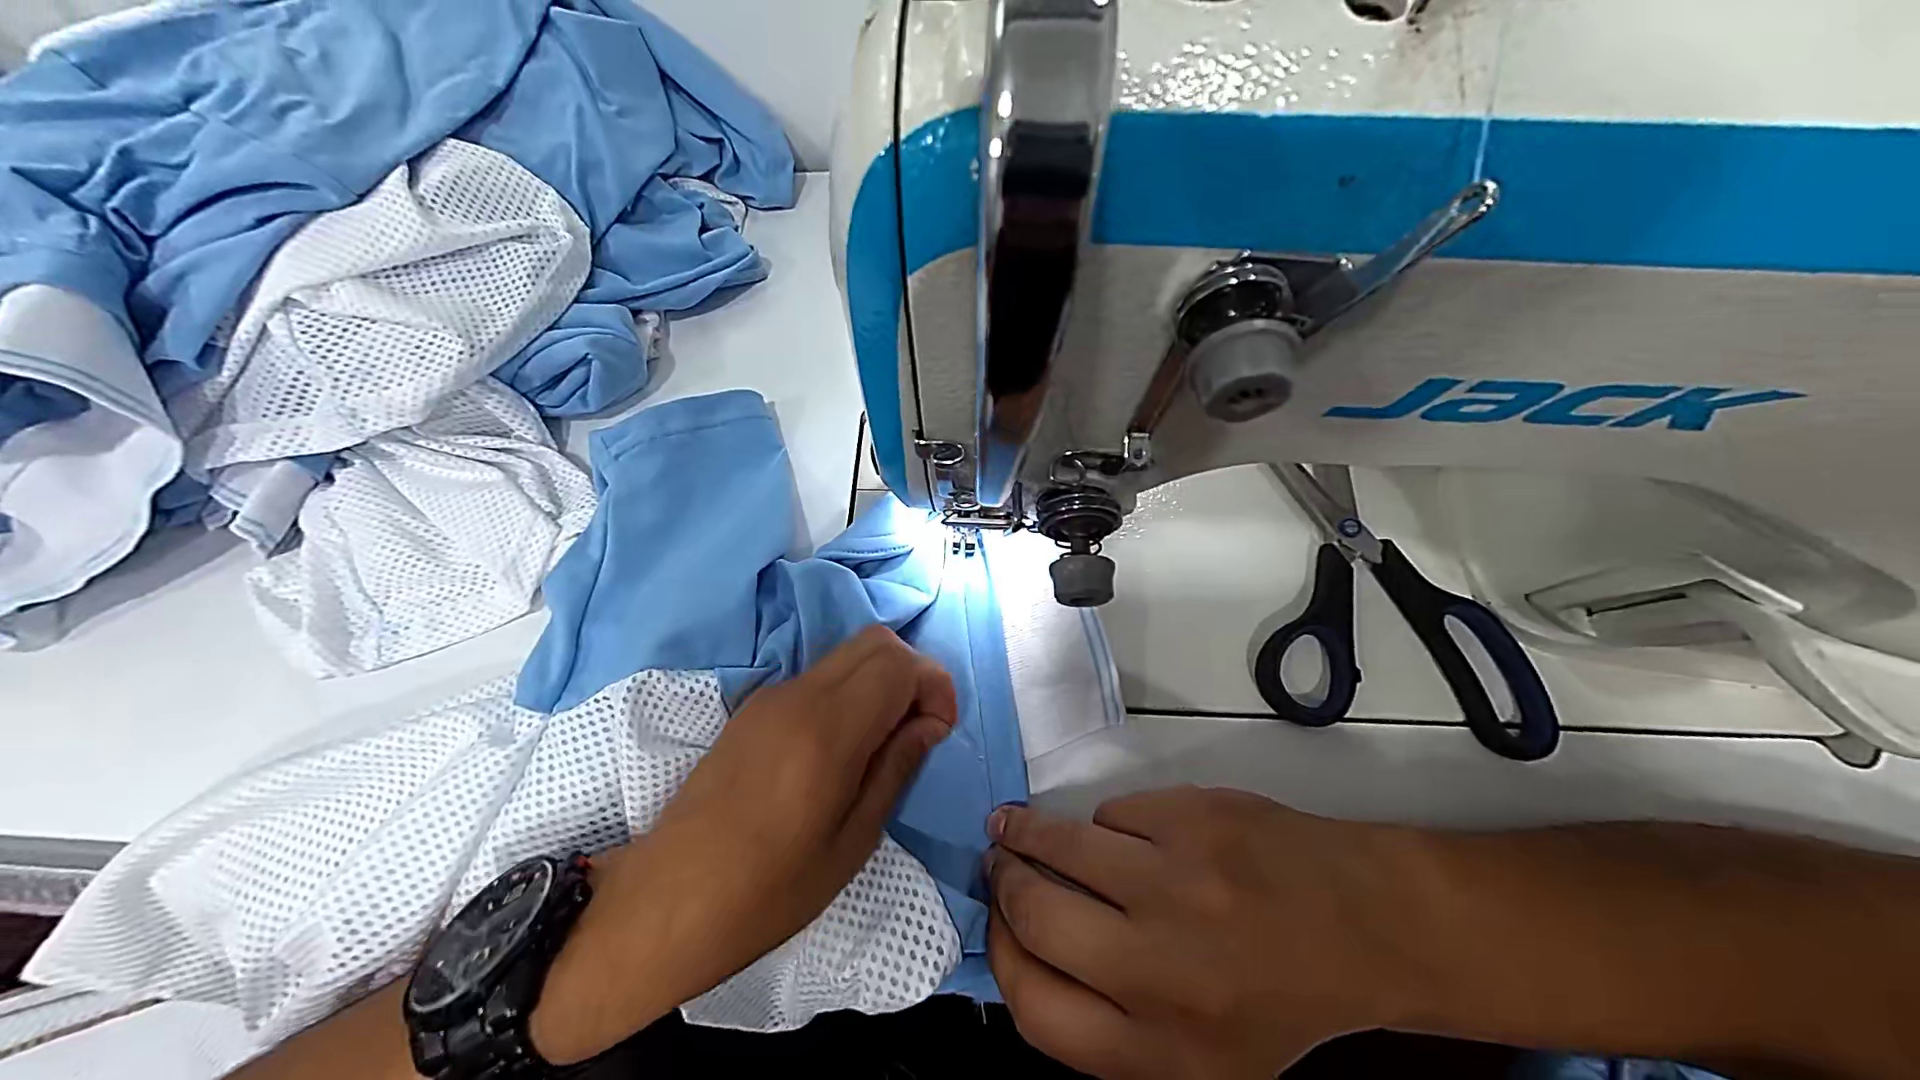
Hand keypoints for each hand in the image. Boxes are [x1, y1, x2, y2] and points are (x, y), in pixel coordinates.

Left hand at [531, 625, 956, 1062]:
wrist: (666, 902)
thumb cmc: (769, 890)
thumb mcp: (851, 841)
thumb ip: (896, 767)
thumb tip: (929, 723)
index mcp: (828, 729)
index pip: (900, 662)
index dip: (934, 685)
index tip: (939, 731)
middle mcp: (799, 696)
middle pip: (876, 642)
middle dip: (912, 673)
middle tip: (918, 729)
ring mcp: (770, 697)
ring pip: (846, 655)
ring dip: (879, 681)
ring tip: (883, 742)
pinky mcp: (752, 709)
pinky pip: (817, 677)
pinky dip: (848, 691)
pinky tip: (843, 746)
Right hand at [986, 788, 1434, 1079]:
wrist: (1369, 924)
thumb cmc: (1280, 995)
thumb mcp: (1200, 1048)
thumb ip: (1114, 1015)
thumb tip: (1025, 943)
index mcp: (1162, 1047)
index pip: (1037, 1011)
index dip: (1000, 957)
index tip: (994, 924)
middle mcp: (1163, 969)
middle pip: (1037, 917)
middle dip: (1004, 882)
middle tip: (997, 863)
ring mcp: (1177, 882)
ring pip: (1063, 846)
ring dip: (1026, 832)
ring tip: (1012, 825)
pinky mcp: (1193, 819)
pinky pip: (1113, 813)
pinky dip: (1107, 823)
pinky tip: (1123, 833)